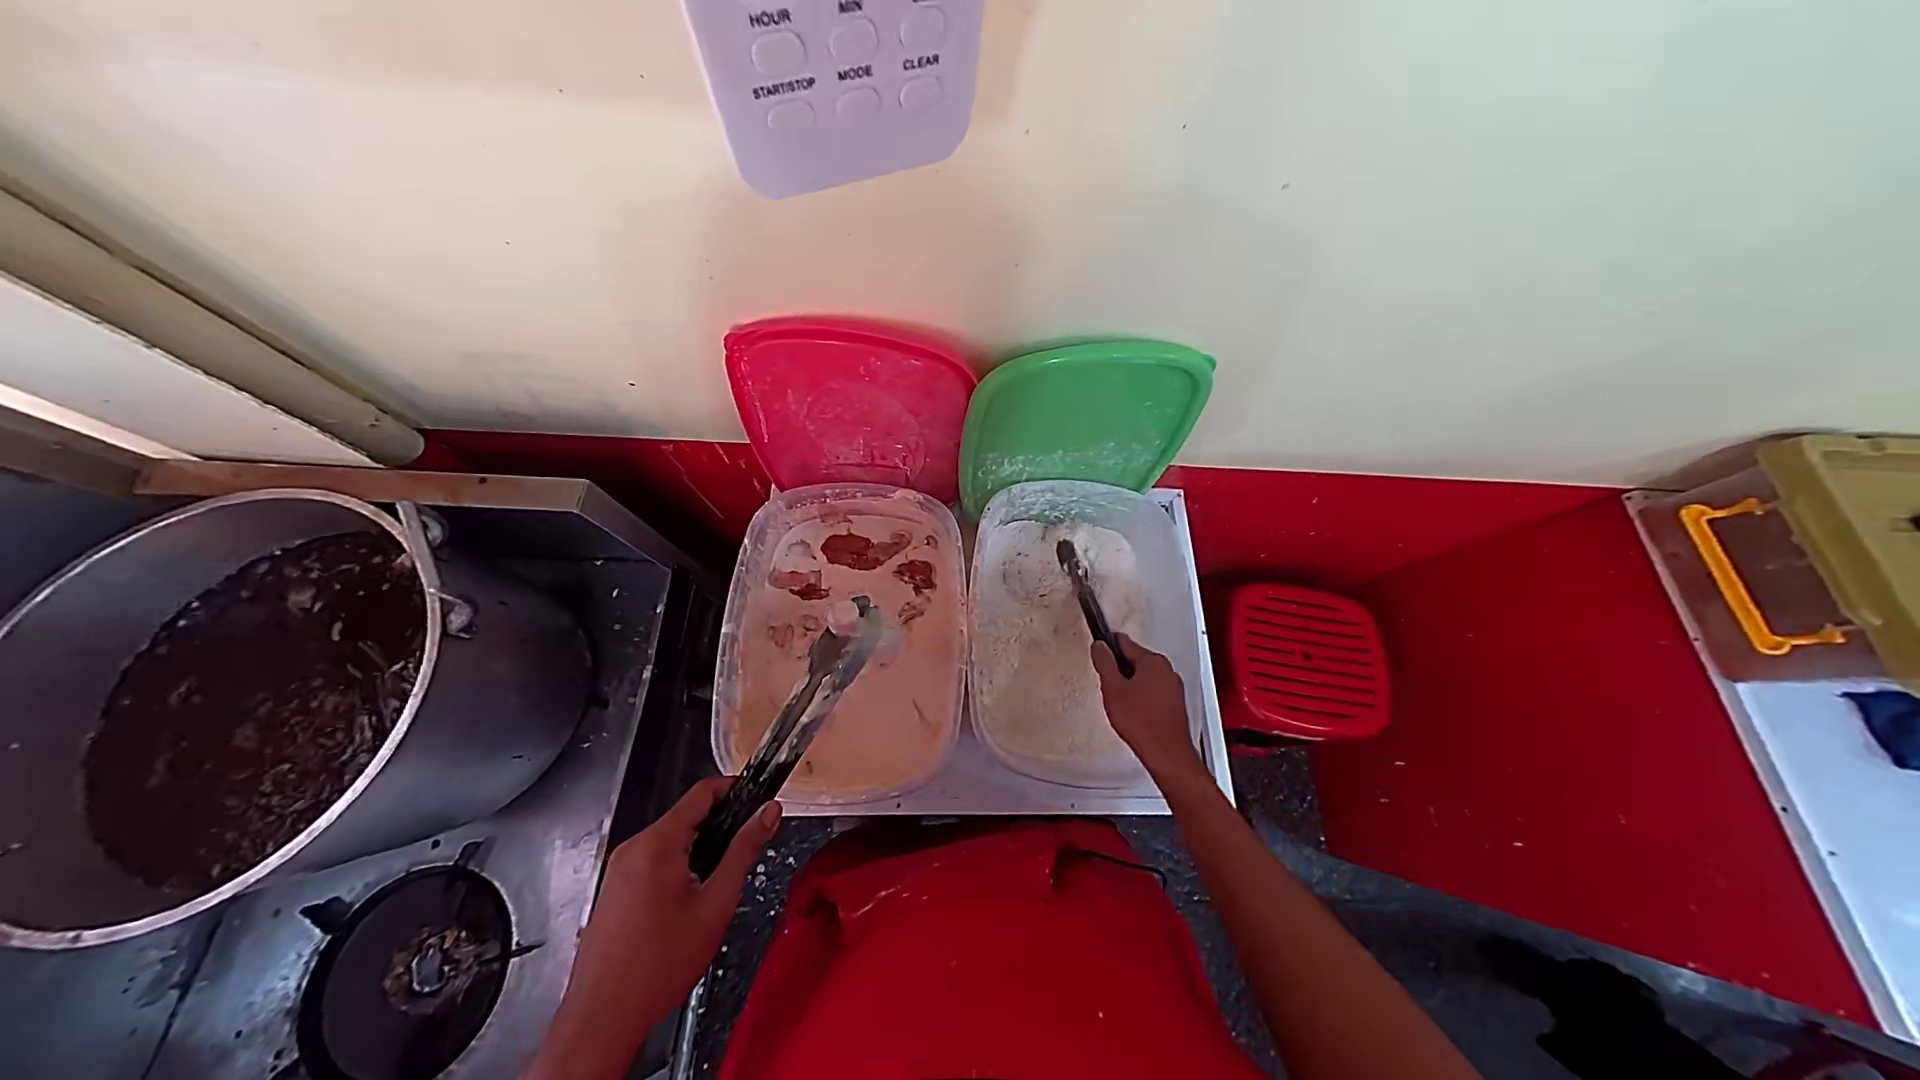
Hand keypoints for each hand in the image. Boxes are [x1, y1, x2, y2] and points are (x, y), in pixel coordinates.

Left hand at [524, 778, 779, 1079]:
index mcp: (657, 844)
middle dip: (719, 826)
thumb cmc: (659, 965)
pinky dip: (678, 867)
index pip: (701, 793)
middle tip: (744, 850)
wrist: (603, 1017)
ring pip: (670, 840)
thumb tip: (768, 813)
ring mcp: (618, 868)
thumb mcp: (717, 902)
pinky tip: (688, 901)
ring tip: (716, 884)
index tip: (757, 797)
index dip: (734, 789)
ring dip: (698, 849)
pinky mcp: (614, 888)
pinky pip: (653, 860)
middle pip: (686, 816)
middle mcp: (632, 849)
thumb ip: (745, 850)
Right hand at [1091, 633, 1202, 780]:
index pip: (1125, 642)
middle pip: (1135, 659)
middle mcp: (1167, 670)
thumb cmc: (1142, 723)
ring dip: (1131, 684)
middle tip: (1108, 685)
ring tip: (1121, 703)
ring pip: (1145, 677)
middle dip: (1120, 670)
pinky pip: (1153, 692)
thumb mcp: (1112, 688)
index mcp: (1153, 661)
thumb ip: (1104, 662)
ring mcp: (1173, 687)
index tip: (1098, 649)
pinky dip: (1142, 698)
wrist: (1166, 752)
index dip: (1107, 645)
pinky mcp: (1174, 703)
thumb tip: (1099, 646)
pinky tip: (1134, 713)